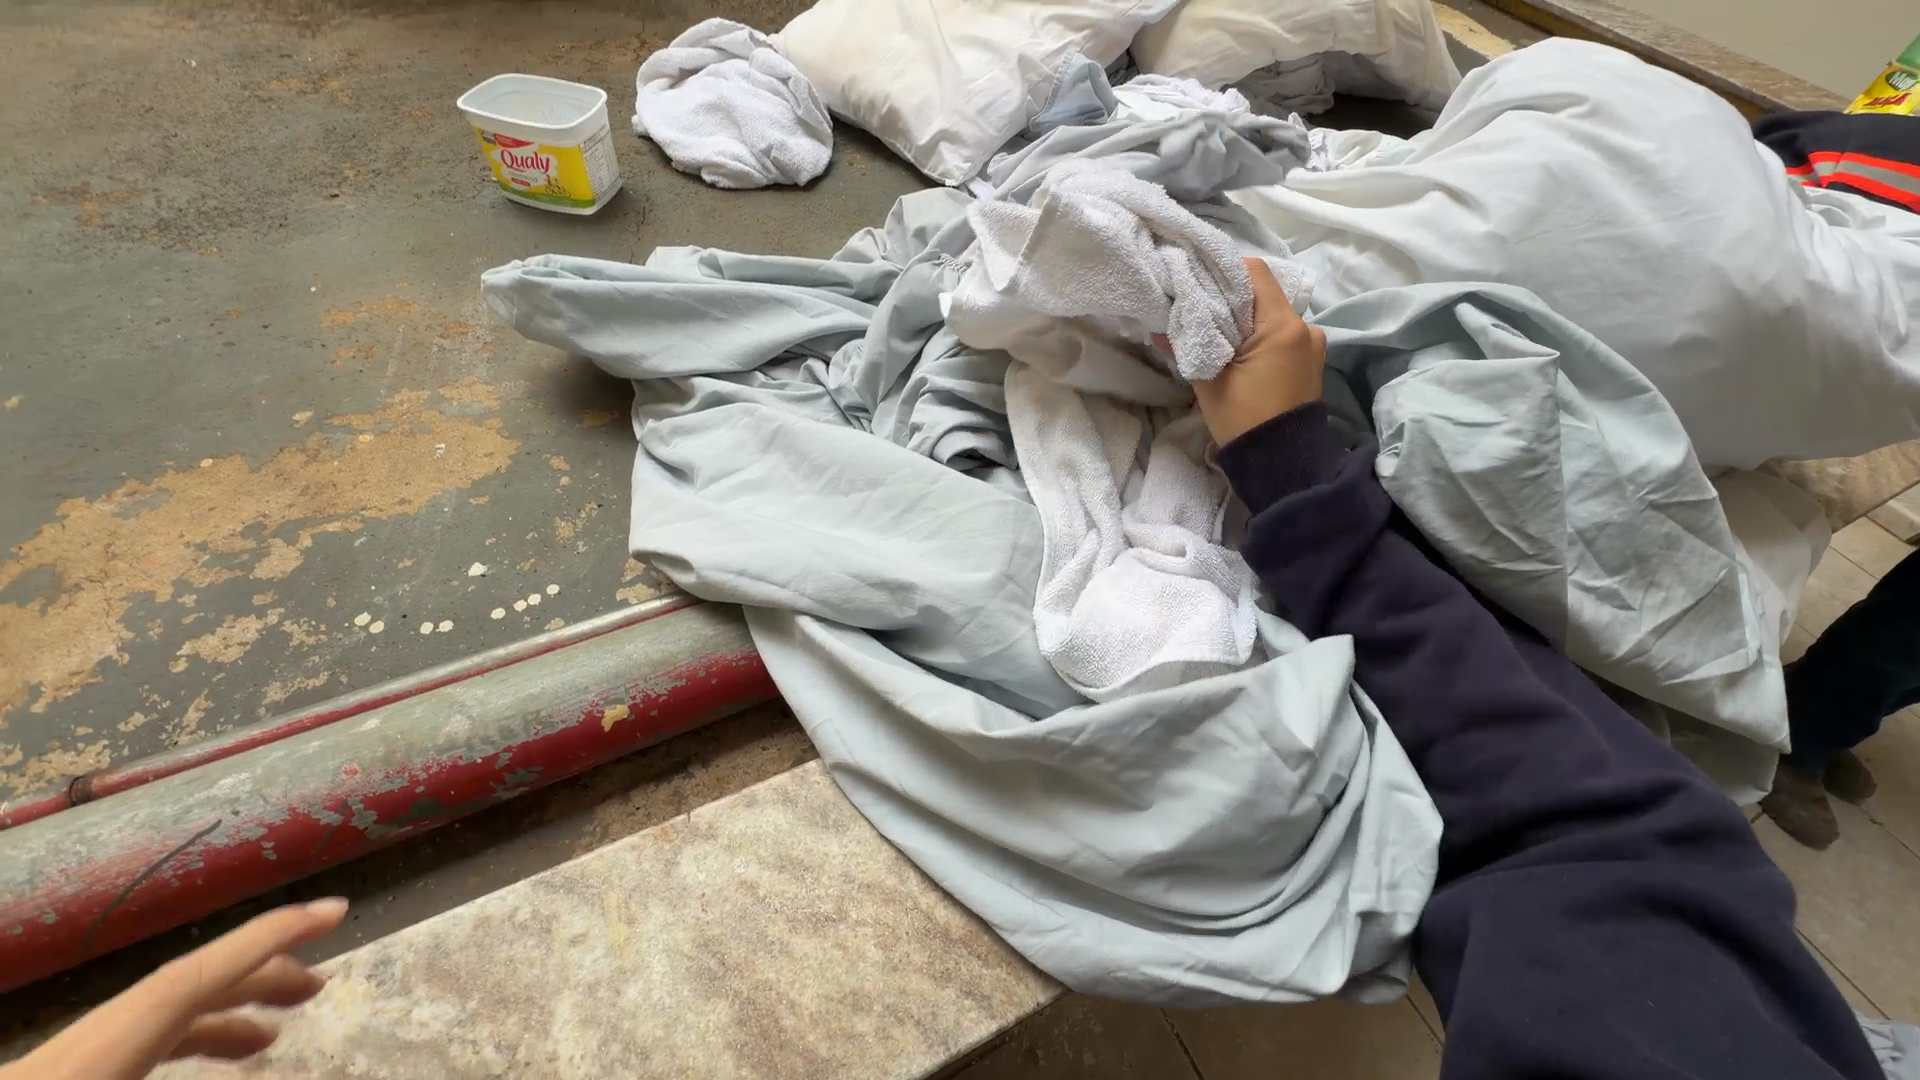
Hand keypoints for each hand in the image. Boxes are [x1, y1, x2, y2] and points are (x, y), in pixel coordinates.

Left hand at [0, 898, 347, 1079]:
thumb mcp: (108, 1075)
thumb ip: (175, 1058)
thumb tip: (306, 1070)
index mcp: (81, 1065)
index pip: (186, 981)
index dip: (269, 937)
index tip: (337, 912)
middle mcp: (65, 1061)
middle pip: (172, 992)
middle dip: (256, 979)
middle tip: (318, 988)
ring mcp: (51, 1074)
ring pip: (146, 1021)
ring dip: (218, 1018)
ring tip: (272, 1036)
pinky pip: (121, 1050)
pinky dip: (173, 1046)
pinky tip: (203, 1061)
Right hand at [1189, 258, 1325, 446]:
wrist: (1282, 464)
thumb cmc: (1244, 420)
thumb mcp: (1209, 383)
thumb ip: (1188, 347)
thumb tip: (1162, 328)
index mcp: (1282, 326)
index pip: (1253, 273)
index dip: (1222, 274)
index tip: (1197, 286)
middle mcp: (1304, 328)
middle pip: (1261, 295)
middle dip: (1229, 301)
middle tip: (1198, 313)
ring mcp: (1311, 346)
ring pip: (1270, 316)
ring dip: (1243, 322)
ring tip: (1216, 337)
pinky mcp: (1309, 362)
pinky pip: (1279, 337)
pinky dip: (1257, 338)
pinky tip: (1236, 354)